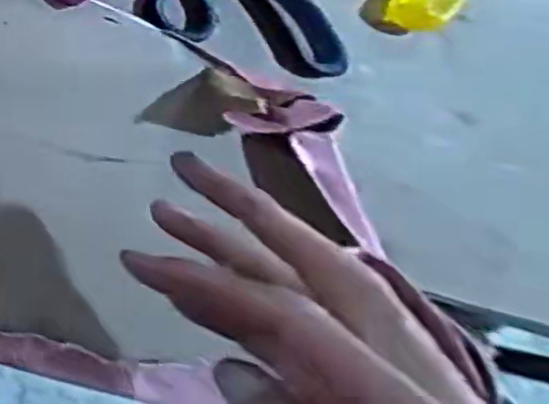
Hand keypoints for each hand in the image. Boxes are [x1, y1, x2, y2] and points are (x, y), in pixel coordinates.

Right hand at [122, 152, 482, 403]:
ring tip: (173, 215)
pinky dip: (268, 290)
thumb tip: (227, 368)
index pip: (290, 313)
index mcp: (395, 384)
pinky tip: (230, 283)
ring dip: (239, 246)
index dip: (210, 285)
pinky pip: (324, 319)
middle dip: (240, 210)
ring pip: (312, 284)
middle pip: (315, 264)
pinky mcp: (398, 375)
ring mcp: (407, 365)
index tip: (140, 265)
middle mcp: (404, 359)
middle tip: (178, 167)